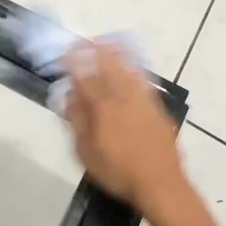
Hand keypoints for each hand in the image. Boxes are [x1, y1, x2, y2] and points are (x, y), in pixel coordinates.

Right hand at [62, 41, 186, 206]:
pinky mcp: (157, 108)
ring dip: (114, 54)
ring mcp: (143, 100)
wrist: (161, 184)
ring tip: (105, 43)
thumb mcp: (86, 152)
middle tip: (83, 42)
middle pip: (107, 66)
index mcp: (103, 108)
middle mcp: (123, 97)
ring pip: (127, 69)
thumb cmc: (118, 172)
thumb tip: (69, 97)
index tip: (65, 52)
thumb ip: (78, 121)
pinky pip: (143, 80)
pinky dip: (133, 67)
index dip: (73, 63)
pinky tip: (130, 65)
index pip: (84, 78)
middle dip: (93, 51)